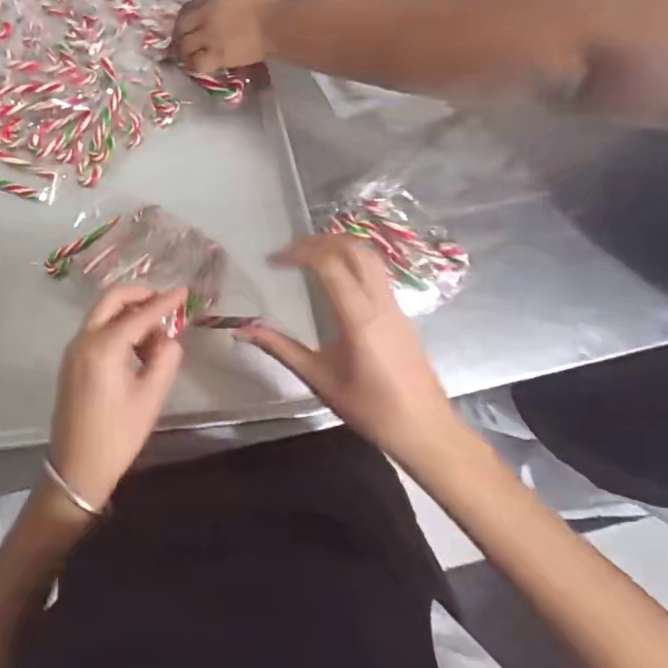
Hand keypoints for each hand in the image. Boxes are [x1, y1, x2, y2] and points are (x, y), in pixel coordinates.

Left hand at [50, 286, 187, 508]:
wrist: (76, 467)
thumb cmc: (117, 436)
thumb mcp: (150, 399)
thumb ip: (165, 360)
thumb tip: (169, 338)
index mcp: (103, 348)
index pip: (139, 314)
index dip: (164, 301)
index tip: (185, 291)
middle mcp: (83, 341)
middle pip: (111, 300)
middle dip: (140, 295)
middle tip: (167, 303)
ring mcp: (73, 351)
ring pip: (102, 314)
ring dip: (129, 313)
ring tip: (158, 334)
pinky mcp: (71, 363)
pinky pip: (96, 331)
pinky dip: (117, 328)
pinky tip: (137, 348)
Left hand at [172, 0, 278, 75]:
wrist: (275, 25)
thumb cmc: (263, 8)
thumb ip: (217, 3)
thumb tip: (206, 12)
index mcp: (211, 1)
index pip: (186, 10)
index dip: (181, 21)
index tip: (184, 28)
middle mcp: (205, 18)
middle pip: (181, 29)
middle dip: (178, 37)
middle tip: (182, 45)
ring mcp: (209, 38)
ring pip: (184, 47)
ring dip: (184, 53)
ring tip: (188, 58)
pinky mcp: (217, 56)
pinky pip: (197, 63)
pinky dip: (194, 65)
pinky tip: (197, 66)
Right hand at [237, 234, 465, 461]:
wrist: (423, 427)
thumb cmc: (369, 407)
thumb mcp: (318, 378)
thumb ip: (280, 348)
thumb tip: (243, 330)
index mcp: (358, 317)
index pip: (329, 265)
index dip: (300, 253)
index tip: (274, 260)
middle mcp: (380, 302)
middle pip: (355, 249)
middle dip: (321, 240)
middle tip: (291, 250)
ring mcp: (395, 305)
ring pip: (371, 257)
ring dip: (339, 247)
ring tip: (310, 256)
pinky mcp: (401, 313)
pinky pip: (378, 273)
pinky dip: (353, 262)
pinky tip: (334, 279)